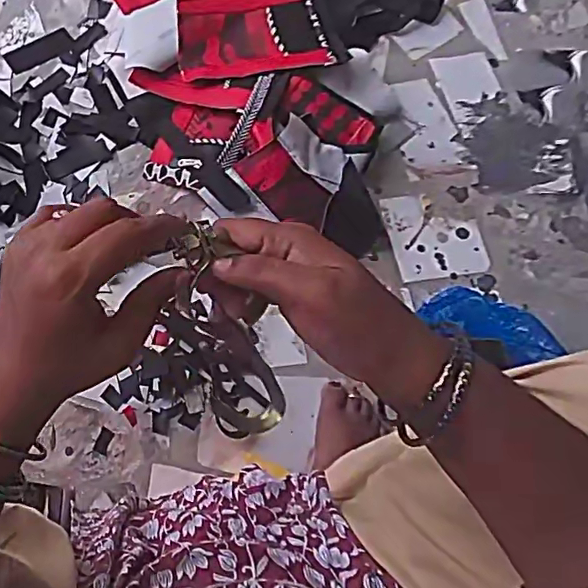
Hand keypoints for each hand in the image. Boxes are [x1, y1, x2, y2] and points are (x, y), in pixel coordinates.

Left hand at [0, 199, 187, 445]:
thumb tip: (174, 275)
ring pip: (78, 208)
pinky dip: (75, 219)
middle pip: (103, 210)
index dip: (160, 227)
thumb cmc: (56, 367)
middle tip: (154, 238)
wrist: (14, 376)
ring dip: (107, 219)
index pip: (126, 233)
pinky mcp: (16, 249)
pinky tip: (88, 238)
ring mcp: (25, 249)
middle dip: (136, 220)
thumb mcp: (118, 344)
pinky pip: (50, 215)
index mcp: (69, 279)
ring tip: (123, 242)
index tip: (177, 229)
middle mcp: (42, 256)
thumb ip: (150, 303)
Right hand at [205, 218, 450, 411]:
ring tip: (234, 315)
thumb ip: (260, 271)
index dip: (207, 248)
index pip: (232, 229)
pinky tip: (243, 317)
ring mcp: (287, 271)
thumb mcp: (308, 293)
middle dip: (217, 275)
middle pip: (230, 249)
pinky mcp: (287, 292)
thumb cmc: (361, 326)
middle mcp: (286, 249)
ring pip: (236, 270)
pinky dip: (240, 302)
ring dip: (227, 292)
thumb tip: (217, 262)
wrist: (394, 359)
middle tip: (221, 304)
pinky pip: (250, 288)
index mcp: (291, 238)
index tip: (194, 276)